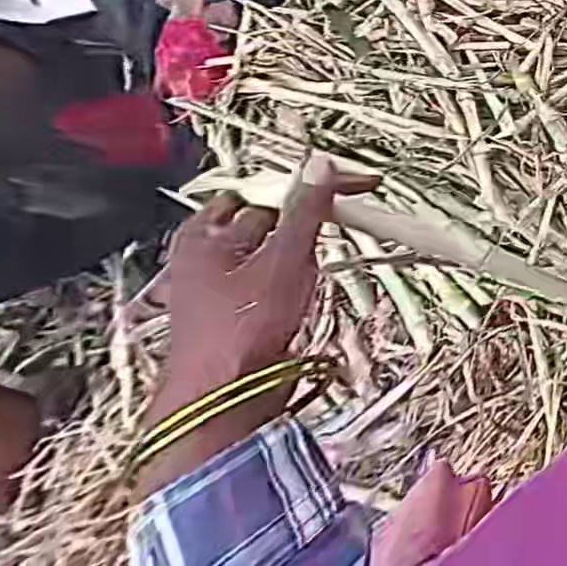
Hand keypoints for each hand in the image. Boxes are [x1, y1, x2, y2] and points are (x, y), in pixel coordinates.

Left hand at [135, 160, 376, 495]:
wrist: (224, 403)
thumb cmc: (245, 325)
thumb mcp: (285, 257)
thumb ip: (307, 208)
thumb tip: (320, 163)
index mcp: (204, 233)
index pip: (271, 189)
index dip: (318, 185)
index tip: (363, 184)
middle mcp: (203, 252)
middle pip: (272, 214)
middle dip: (308, 218)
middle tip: (339, 225)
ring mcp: (216, 281)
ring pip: (276, 244)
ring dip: (304, 247)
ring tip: (313, 268)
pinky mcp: (234, 306)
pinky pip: (273, 271)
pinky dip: (295, 269)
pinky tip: (303, 286)